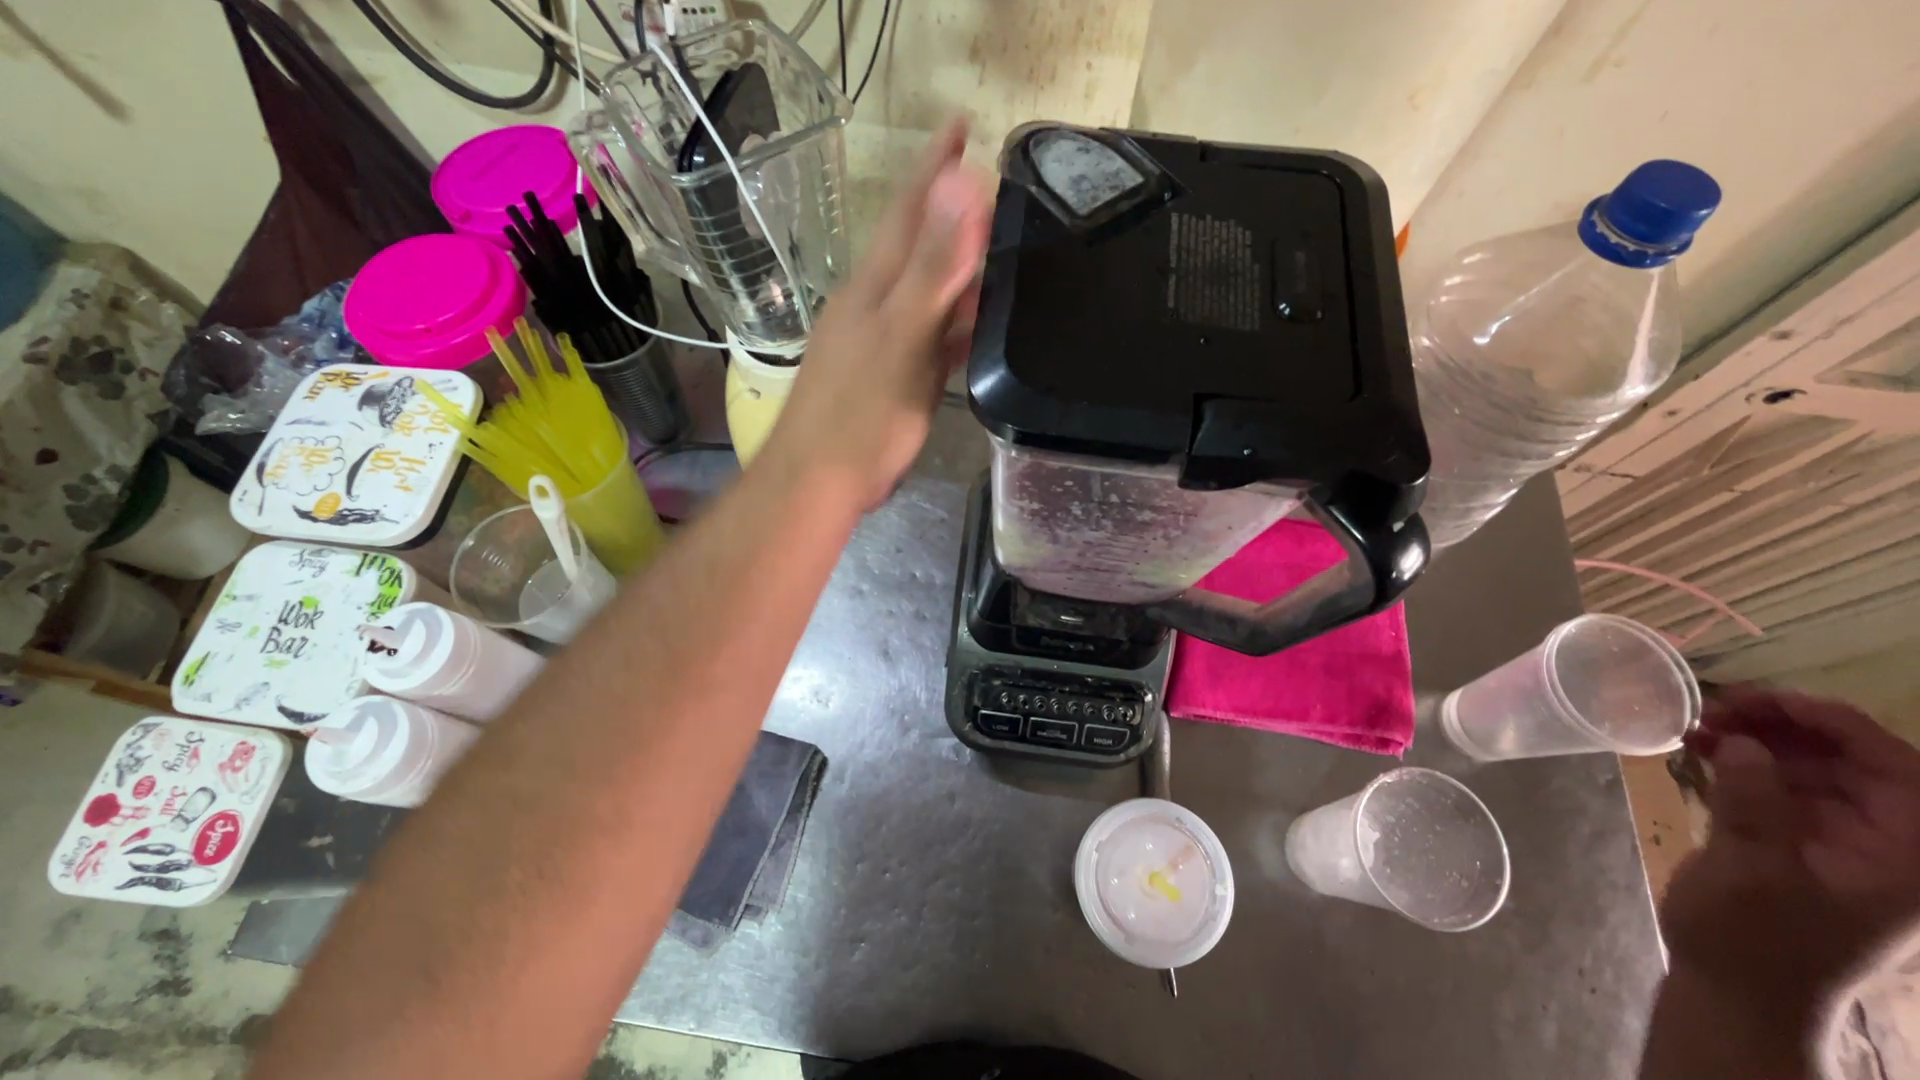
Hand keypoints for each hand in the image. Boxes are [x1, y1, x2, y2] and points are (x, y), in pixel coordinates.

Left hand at [767, 119, 993, 506]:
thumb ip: (933, 266)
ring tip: (994, 255)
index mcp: (874, 287)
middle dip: (950, 214)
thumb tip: (960, 184)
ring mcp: (876, 341)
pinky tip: (973, 330)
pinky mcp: (885, 376)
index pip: (910, 212)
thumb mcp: (904, 335)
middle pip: (916, 248)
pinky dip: (953, 323)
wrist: (817, 482)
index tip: (960, 124)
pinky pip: (927, 335)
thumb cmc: (862, 413)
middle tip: (991, 190)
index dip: (934, 168)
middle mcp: (872, 305)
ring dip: (956, 269)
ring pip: (923, 292)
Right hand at [1662, 686, 1919, 1023]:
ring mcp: (1837, 840)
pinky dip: (1743, 760)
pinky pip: (1778, 784)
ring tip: (1699, 723)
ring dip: (1758, 738)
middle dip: (1786, 726)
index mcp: (1905, 855)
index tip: (1768, 701)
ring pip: (1811, 766)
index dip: (1837, 725)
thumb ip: (1753, 803)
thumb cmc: (1754, 941)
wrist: (1733, 996)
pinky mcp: (1794, 840)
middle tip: (1719, 707)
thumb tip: (1742, 742)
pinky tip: (1700, 747)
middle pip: (1852, 760)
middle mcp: (1883, 841)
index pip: (1896, 768)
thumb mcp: (1753, 871)